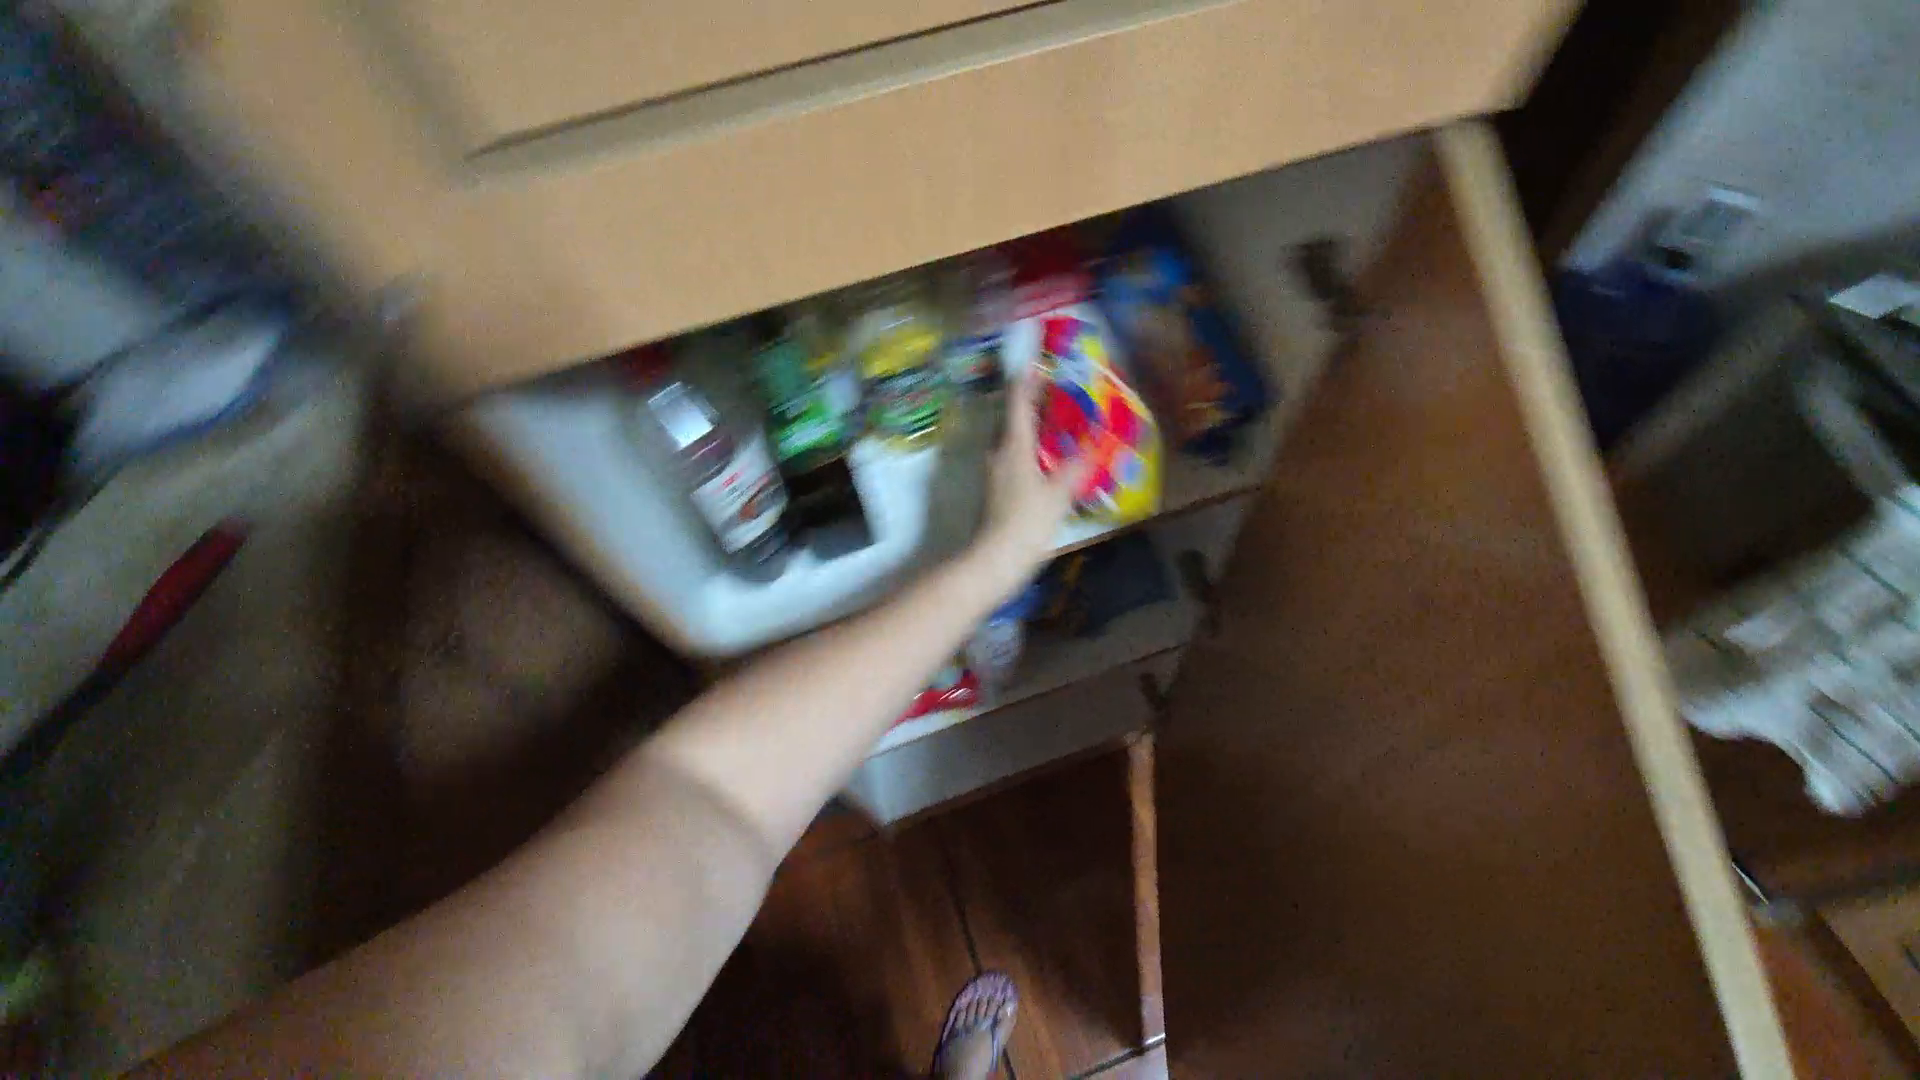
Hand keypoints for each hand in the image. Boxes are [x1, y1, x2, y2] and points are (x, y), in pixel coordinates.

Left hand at [974, 369, 1082, 582]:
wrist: (995, 560)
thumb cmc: (1026, 522)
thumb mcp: (1058, 493)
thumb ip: (1078, 466)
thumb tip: (1099, 443)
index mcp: (1013, 446)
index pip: (1017, 402)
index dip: (1028, 380)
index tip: (1040, 363)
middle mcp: (999, 453)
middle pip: (1014, 419)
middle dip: (1034, 403)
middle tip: (1059, 392)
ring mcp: (996, 473)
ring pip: (1014, 440)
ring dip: (1034, 428)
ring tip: (1060, 422)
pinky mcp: (998, 491)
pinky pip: (1017, 459)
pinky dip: (1034, 451)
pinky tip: (1050, 460)